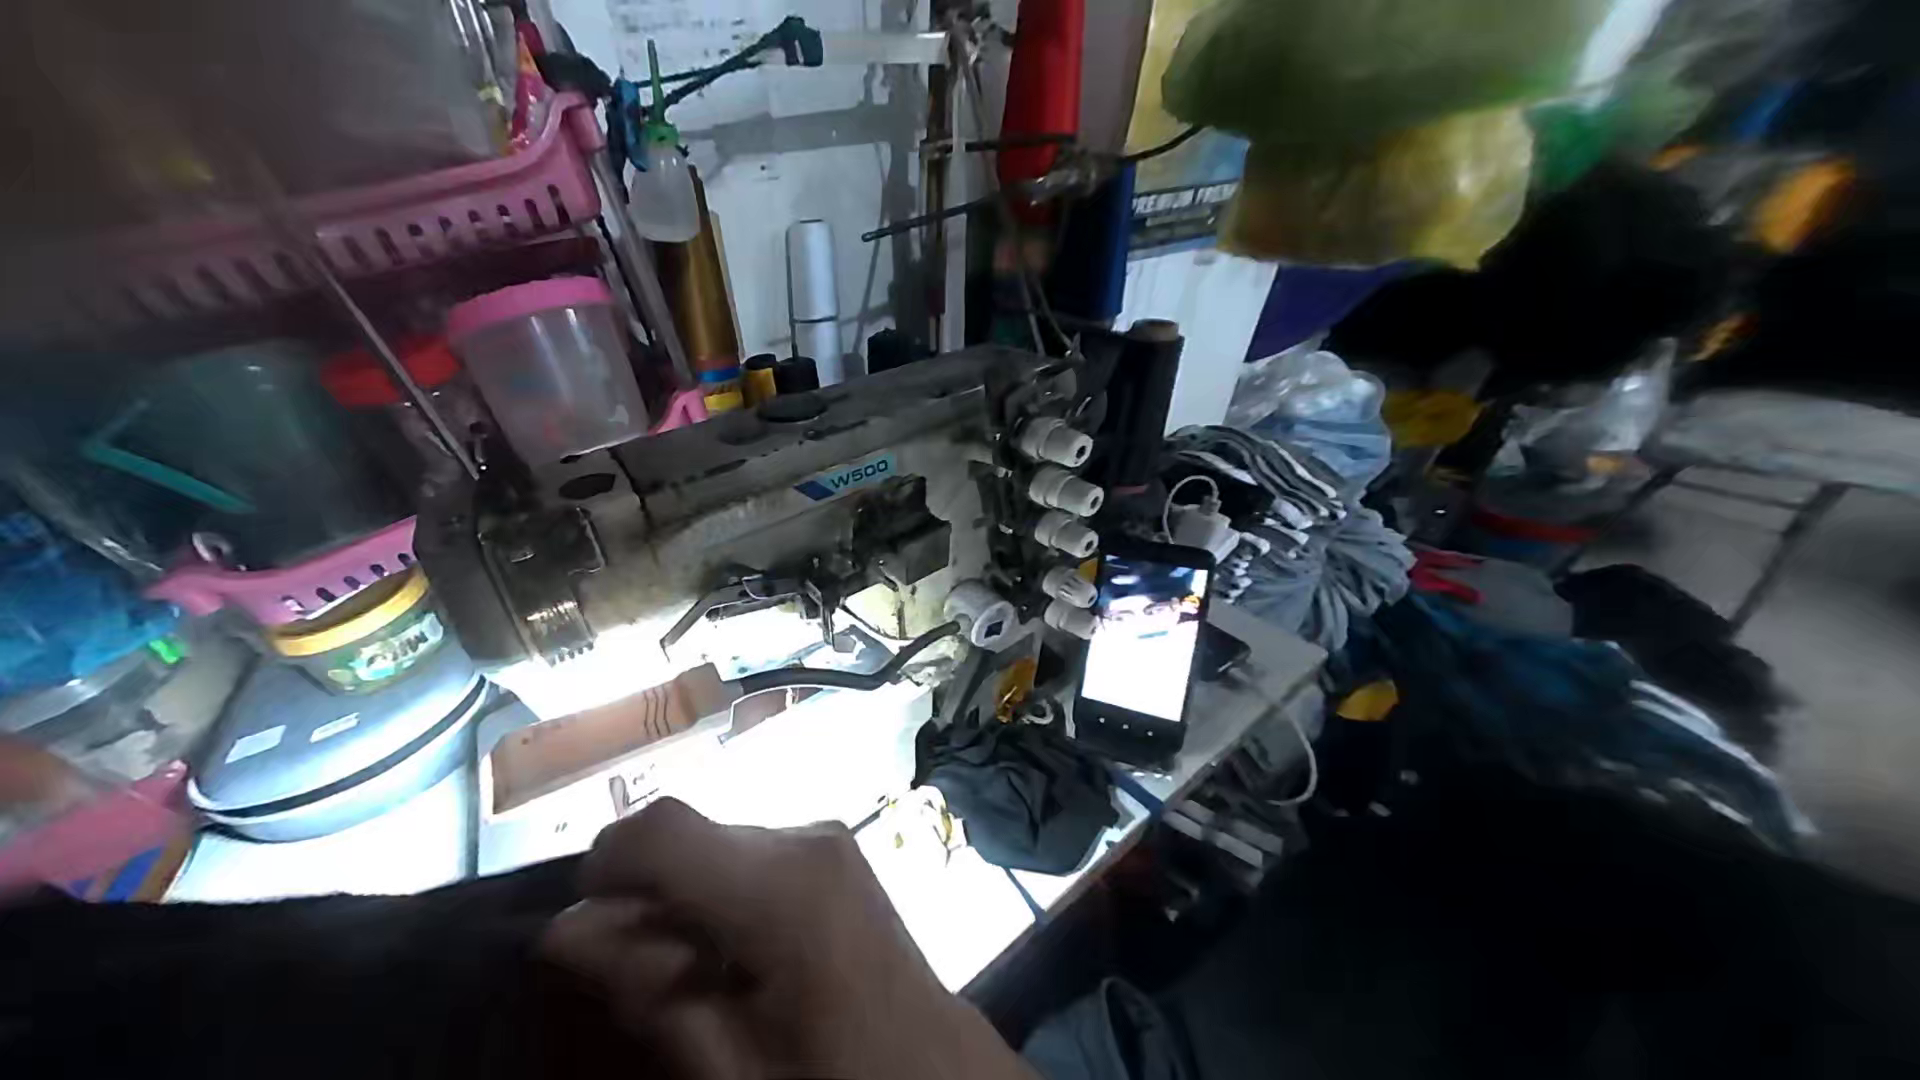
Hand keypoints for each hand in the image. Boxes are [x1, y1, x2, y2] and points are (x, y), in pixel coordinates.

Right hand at [541, 798, 1034, 1079]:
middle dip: (642, 891)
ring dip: (682, 892)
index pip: (664, 828)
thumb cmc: (830, 1077)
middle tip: (635, 973)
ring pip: (717, 841)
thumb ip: (647, 988)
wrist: (930, 1063)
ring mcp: (826, 835)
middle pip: (689, 833)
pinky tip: (733, 949)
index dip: (605, 867)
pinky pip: (752, 851)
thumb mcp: (727, 1064)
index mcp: (781, 885)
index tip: (582, 935)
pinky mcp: (835, 846)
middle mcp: (805, 837)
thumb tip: (566, 930)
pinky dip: (721, 888)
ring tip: (690, 969)